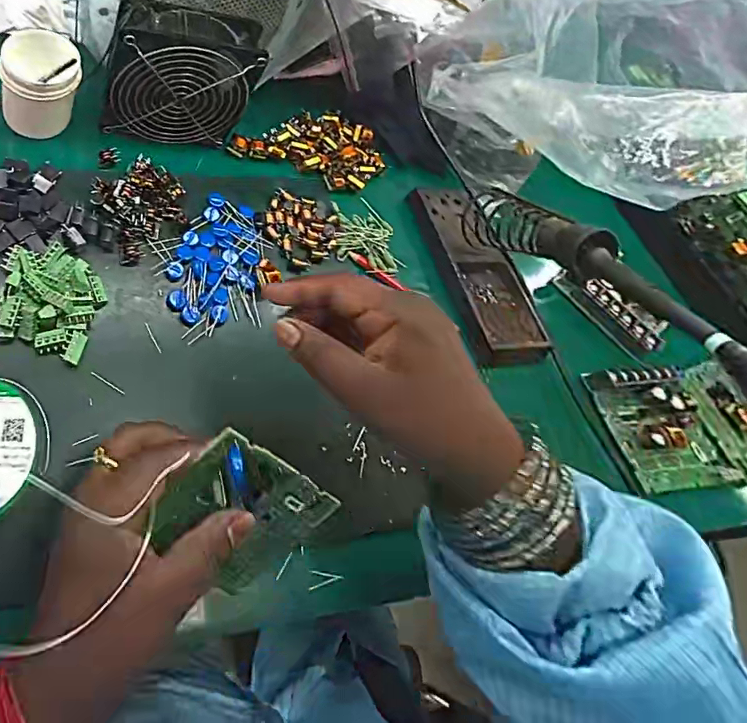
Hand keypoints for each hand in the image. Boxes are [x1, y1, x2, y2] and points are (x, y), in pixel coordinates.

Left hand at [4, 422, 253, 721]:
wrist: (58, 675)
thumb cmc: (112, 635)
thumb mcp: (168, 595)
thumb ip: (207, 548)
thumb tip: (244, 516)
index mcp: (109, 505)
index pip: (155, 458)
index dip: (192, 449)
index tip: (226, 451)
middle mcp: (89, 493)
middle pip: (129, 441)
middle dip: (169, 438)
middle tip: (207, 453)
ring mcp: (80, 505)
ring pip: (117, 455)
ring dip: (153, 451)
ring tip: (191, 467)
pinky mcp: (79, 521)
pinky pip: (111, 475)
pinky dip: (140, 469)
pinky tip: (165, 493)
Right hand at [262, 274, 524, 510]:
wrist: (482, 459)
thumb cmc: (421, 421)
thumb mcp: (361, 389)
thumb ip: (317, 354)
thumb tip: (280, 326)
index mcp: (399, 309)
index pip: (339, 287)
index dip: (299, 289)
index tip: (264, 296)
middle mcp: (410, 306)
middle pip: (349, 297)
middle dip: (312, 308)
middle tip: (280, 329)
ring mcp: (417, 324)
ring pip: (359, 314)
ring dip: (328, 324)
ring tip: (299, 343)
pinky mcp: (419, 342)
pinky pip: (373, 329)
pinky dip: (346, 337)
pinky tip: (330, 352)